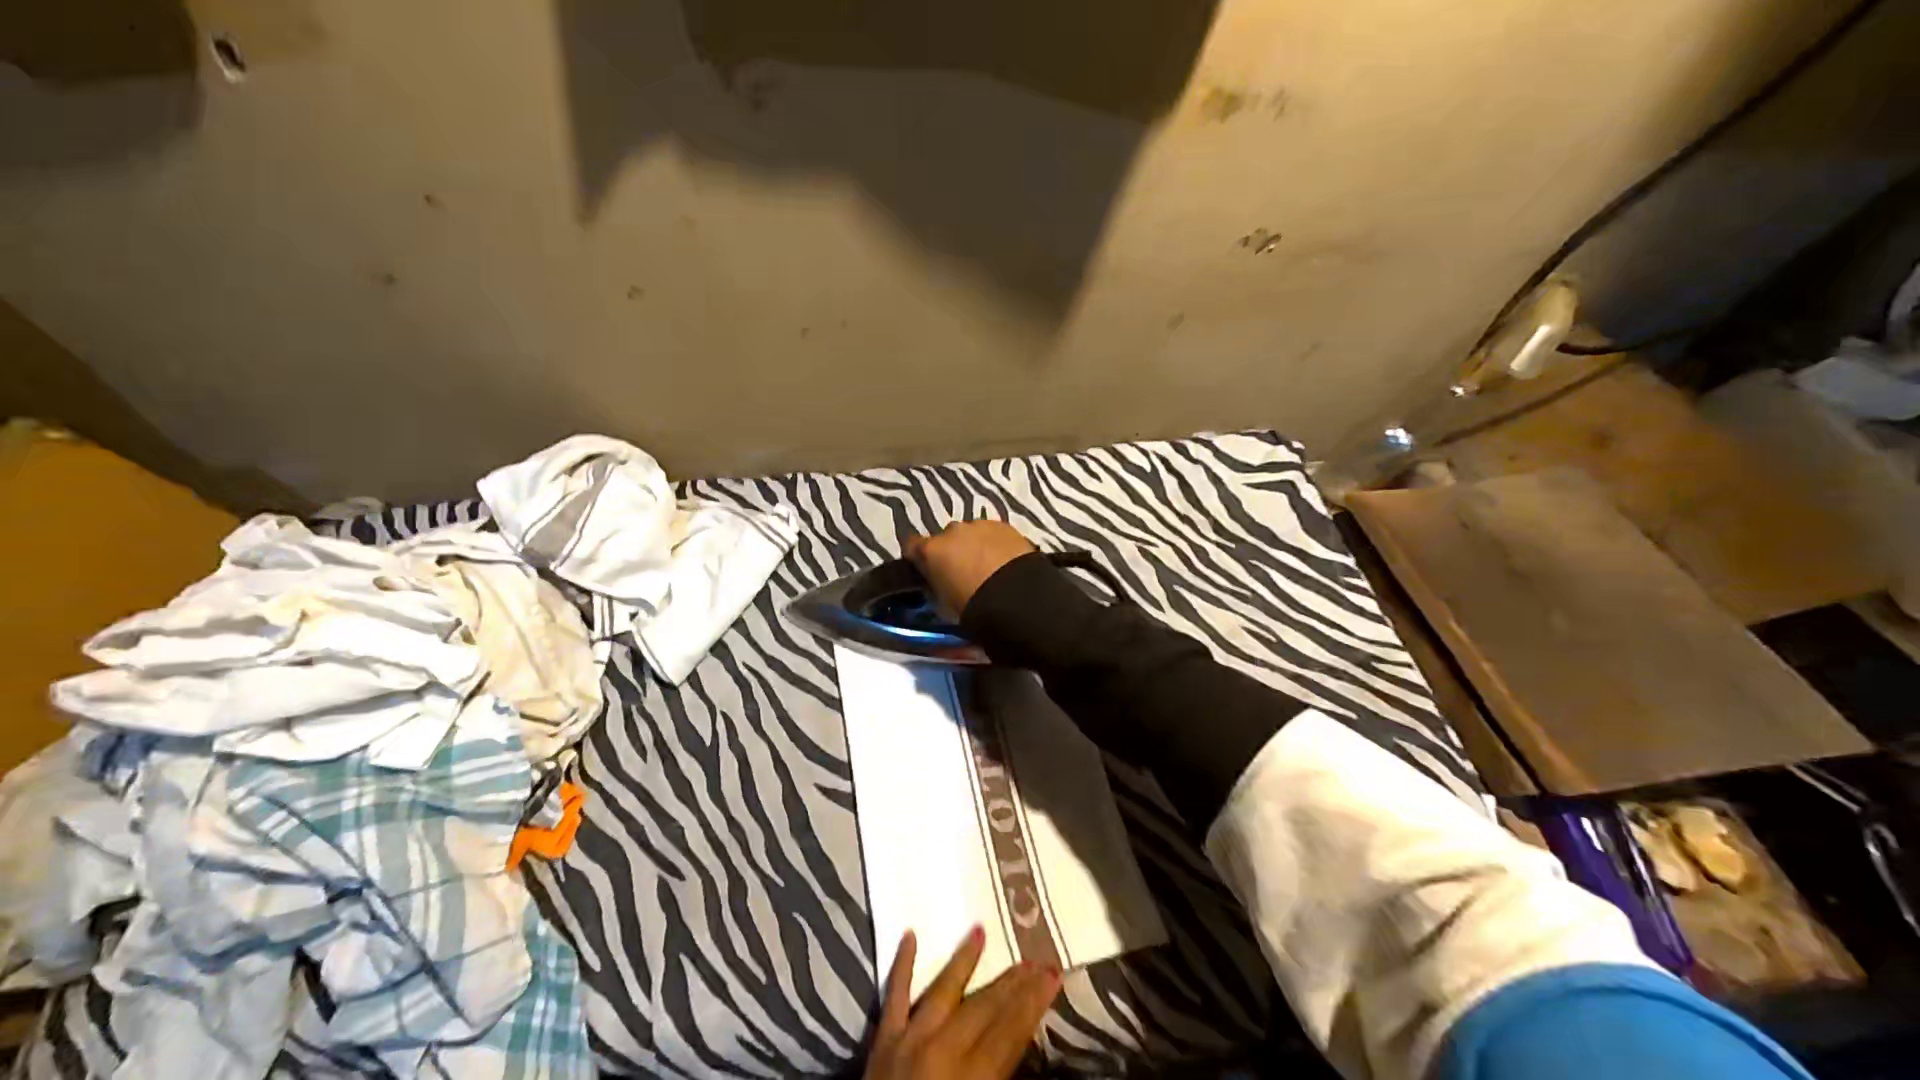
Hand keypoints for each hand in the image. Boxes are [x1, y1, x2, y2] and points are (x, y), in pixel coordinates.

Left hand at [863, 928, 1060, 1079]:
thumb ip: (1001, 1078)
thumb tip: (1021, 1042)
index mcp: (970, 1078)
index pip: (1009, 1031)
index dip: (1033, 1002)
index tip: (1052, 974)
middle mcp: (941, 1049)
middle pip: (984, 1007)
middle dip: (1012, 983)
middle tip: (1035, 958)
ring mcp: (908, 1040)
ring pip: (943, 990)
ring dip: (963, 960)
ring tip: (980, 930)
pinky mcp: (882, 1040)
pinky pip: (894, 996)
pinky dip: (902, 964)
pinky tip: (910, 935)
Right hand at [904, 522, 1036, 617]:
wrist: (1019, 598)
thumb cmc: (974, 607)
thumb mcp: (944, 605)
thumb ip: (936, 587)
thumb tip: (937, 584)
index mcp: (932, 550)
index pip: (912, 546)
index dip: (918, 558)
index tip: (926, 570)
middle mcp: (952, 531)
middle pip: (944, 539)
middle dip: (951, 552)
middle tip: (963, 573)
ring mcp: (979, 525)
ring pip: (970, 533)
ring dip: (974, 546)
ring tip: (988, 567)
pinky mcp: (1004, 526)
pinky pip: (992, 533)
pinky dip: (994, 544)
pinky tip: (1005, 561)